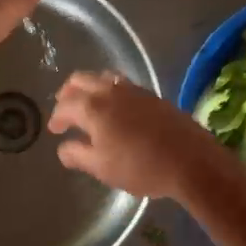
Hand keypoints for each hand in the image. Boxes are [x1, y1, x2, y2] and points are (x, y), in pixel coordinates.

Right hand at [47, 71, 228, 198]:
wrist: (190, 160)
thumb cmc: (140, 167)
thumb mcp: (102, 168)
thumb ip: (78, 155)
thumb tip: (62, 148)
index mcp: (93, 107)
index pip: (66, 105)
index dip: (56, 116)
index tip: (54, 129)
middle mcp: (110, 91)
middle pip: (81, 80)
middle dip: (68, 92)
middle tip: (64, 106)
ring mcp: (133, 90)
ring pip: (103, 77)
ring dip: (90, 87)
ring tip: (89, 102)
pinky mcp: (152, 95)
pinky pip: (122, 84)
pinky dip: (110, 89)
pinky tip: (116, 107)